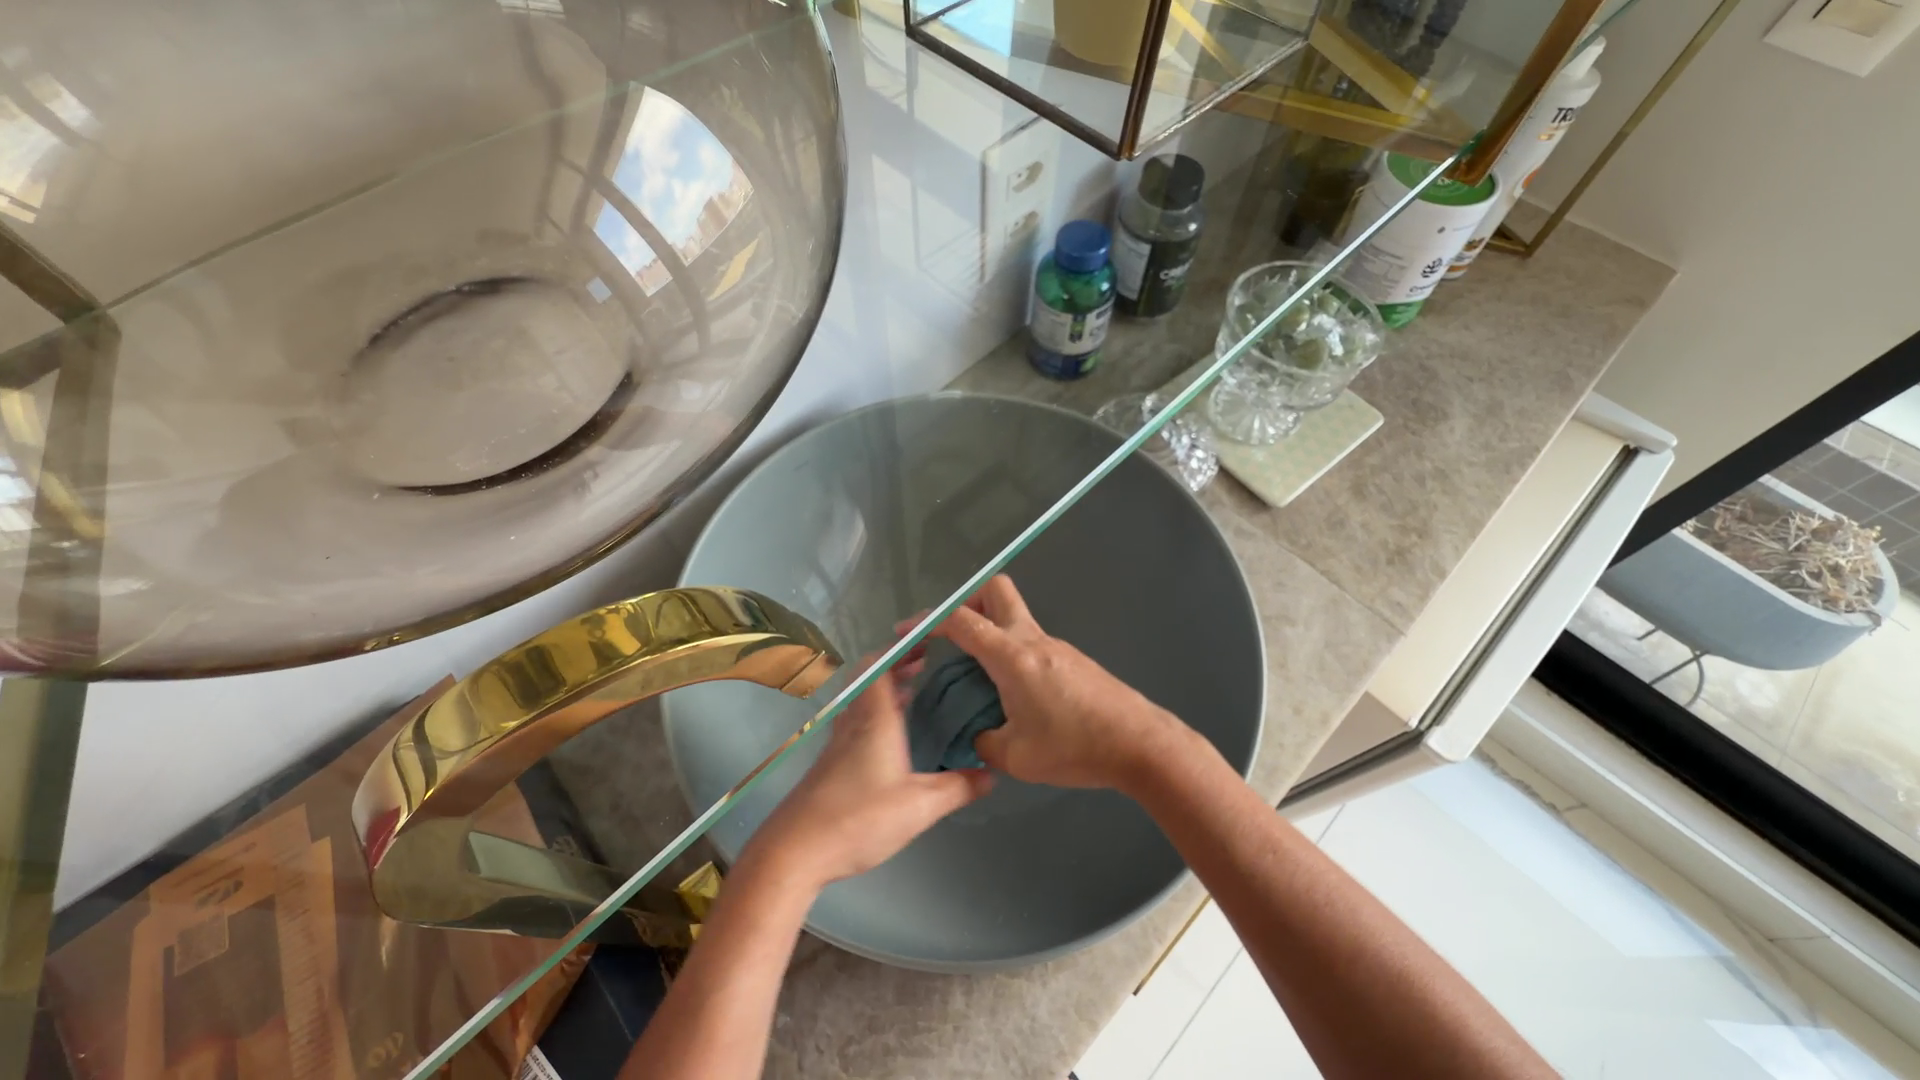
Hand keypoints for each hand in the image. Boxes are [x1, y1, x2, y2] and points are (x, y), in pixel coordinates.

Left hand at [743, 663, 993, 889]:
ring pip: (861, 703)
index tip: (927, 642)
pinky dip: (876, 716)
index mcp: (874, 719)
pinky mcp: (829, 766)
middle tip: (927, 665)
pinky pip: (856, 724)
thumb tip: (992, 772)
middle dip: (897, 667)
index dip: (901, 649)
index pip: (880, 666)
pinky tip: (892, 739)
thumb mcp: (920, 807)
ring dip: (885, 692)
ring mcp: (837, 745)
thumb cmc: (859, 819)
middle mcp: (853, 723)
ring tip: (914, 694)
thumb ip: (958, 787)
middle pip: (869, 680)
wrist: (794, 851)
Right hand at [923, 575, 1192, 792]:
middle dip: (966, 602)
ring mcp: (1057, 647)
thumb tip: (978, 737)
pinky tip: (1012, 696)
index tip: (906, 631)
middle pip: (996, 591)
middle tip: (950, 636)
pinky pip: (1031, 644)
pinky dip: (1011, 655)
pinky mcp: (1073, 661)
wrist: (1140, 745)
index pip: (962, 622)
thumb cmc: (1076, 748)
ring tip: (975, 678)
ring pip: (1015, 619)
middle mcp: (1033, 640)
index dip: (928, 621)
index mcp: (1013, 657)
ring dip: (990, 634)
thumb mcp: (1016, 758)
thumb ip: (984, 744)